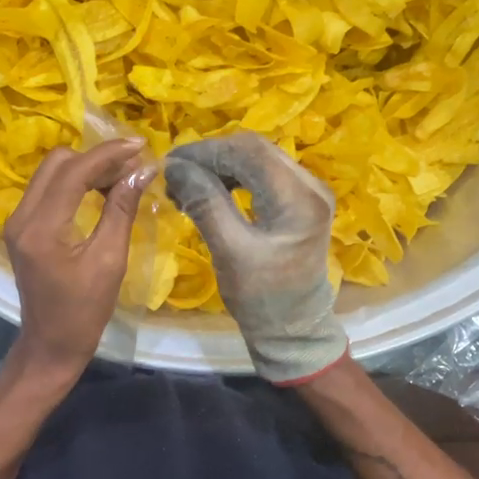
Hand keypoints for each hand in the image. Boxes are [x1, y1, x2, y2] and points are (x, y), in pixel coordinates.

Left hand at [2, 138, 155, 383]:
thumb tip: (143, 170)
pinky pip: (46, 190)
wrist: (51, 343)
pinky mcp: (21, 228)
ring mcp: (17, 222)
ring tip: (121, 179)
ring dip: (85, 168)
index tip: (140, 146)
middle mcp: (21, 217)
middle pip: (57, 163)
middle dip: (95, 158)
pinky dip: (73, 183)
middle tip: (132, 169)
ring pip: (50, 173)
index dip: (108, 154)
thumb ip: (121, 210)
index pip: (73, 172)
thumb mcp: (110, 260)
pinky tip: (100, 192)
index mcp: (41, 228)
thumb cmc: (84, 311)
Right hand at [164, 133, 346, 383]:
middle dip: (210, 156)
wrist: (293, 330)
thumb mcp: (229, 250)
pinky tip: (208, 193)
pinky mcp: (299, 202)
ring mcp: (308, 192)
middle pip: (253, 149)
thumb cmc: (261, 297)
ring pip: (256, 159)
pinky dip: (231, 177)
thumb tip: (175, 167)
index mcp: (298, 197)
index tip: (168, 165)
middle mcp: (310, 185)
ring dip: (218, 166)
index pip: (247, 151)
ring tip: (186, 187)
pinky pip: (261, 174)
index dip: (204, 151)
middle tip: (174, 176)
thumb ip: (205, 203)